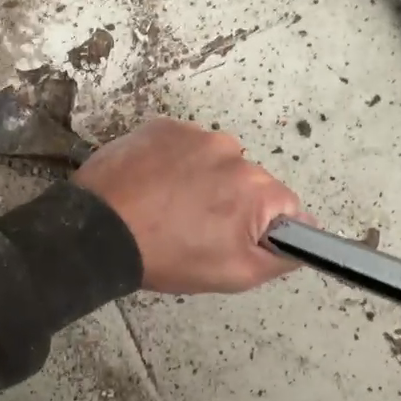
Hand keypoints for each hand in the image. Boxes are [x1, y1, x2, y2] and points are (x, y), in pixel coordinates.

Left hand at [74, 117, 306, 293]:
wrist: (99, 229)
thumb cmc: (165, 254)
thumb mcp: (234, 273)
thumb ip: (280, 257)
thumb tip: (301, 243)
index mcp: (256, 186)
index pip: (285, 206)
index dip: (264, 227)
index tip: (238, 238)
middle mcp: (230, 151)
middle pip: (247, 179)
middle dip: (230, 201)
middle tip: (196, 227)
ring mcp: (191, 134)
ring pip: (213, 160)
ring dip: (200, 178)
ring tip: (169, 206)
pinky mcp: (159, 127)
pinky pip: (180, 145)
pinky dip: (173, 162)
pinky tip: (152, 186)